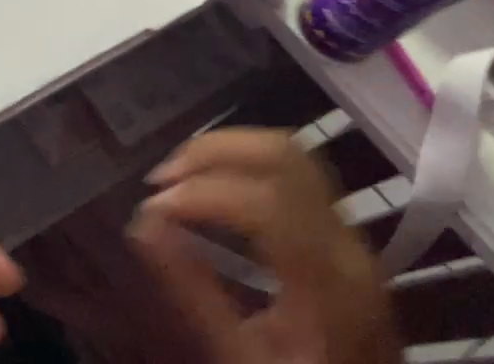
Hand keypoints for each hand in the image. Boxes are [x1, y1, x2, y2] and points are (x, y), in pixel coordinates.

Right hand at [131, 130, 400, 363]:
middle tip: (162, 179)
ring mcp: (351, 234)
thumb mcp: (241, 357)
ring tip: (180, 175)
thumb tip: (141, 226)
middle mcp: (348, 245)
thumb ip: (194, 293)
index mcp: (329, 283)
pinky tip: (209, 183)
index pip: (266, 204)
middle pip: (282, 157)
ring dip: (226, 150)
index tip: (153, 209)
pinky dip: (242, 160)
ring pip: (289, 152)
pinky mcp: (341, 231)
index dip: (201, 193)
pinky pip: (292, 170)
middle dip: (211, 153)